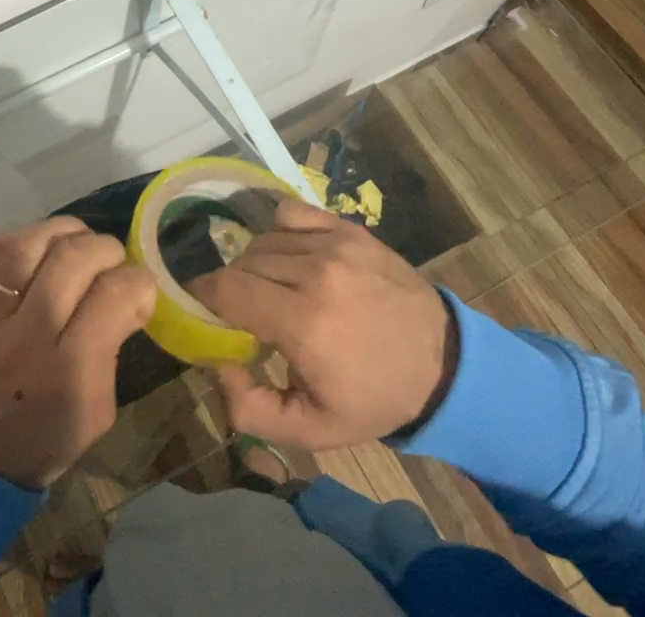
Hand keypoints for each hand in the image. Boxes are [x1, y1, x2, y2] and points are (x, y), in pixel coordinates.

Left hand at [0, 217, 156, 487]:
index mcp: (68, 370)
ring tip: (81, 248)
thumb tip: (129, 295)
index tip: (142, 292)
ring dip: (69, 235)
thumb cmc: (43, 439)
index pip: (114, 295)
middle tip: (114, 268)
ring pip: (33, 243)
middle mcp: (28, 333)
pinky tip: (45, 248)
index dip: (140, 282)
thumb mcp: (98, 412)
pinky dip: (29, 236)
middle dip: (108, 251)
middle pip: (75, 258)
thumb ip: (114, 348)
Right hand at [188, 200, 457, 450]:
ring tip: (268, 290)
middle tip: (240, 313)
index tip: (201, 311)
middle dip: (228, 287)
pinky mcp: (350, 230)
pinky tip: (287, 258)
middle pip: (240, 263)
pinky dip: (277, 232)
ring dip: (253, 264)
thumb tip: (214, 362)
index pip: (226, 288)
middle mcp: (317, 274)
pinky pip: (290, 214)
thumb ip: (247, 407)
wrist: (442, 364)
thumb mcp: (310, 430)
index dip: (202, 297)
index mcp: (304, 323)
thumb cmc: (373, 398)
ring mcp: (336, 245)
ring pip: (262, 240)